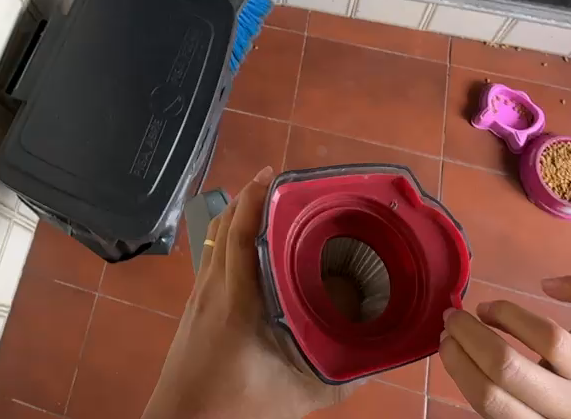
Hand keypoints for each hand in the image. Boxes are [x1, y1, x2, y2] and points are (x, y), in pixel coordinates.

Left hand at [143, 167, 351, 418]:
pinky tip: (246, 242)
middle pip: (224, 226)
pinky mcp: (194, 301)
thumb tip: (376, 360)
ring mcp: (199, 292)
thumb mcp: (294, 395)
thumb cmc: (235, 406)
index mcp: (236, 300)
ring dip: (235, 213)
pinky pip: (211, 253)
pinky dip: (227, 234)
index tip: (269, 175)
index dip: (252, 200)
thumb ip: (337, 378)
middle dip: (247, 198)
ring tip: (262, 203)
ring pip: (214, 237)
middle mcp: (213, 286)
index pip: (240, 234)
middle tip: (275, 183)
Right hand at [438, 277, 570, 418]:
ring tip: (484, 310)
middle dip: (470, 336)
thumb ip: (494, 394)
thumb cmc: (552, 417)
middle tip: (451, 318)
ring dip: (506, 315)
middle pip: (512, 368)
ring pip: (552, 339)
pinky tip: (546, 285)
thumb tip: (450, 343)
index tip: (443, 341)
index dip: (459, 365)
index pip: (492, 400)